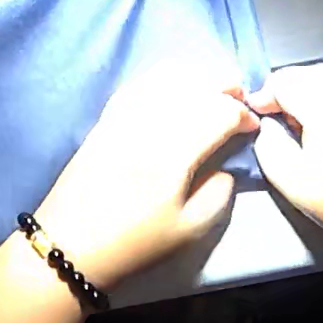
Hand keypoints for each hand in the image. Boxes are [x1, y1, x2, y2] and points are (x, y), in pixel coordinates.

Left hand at [32, 68, 259, 288]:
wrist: (70, 245)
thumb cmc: (134, 242)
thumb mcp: (190, 230)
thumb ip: (218, 193)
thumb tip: (225, 166)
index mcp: (175, 152)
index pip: (221, 112)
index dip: (243, 115)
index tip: (252, 128)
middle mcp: (150, 123)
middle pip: (197, 86)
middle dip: (226, 87)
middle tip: (240, 100)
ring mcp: (124, 116)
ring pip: (168, 77)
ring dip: (197, 79)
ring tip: (211, 92)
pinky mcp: (106, 119)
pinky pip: (139, 84)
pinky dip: (164, 79)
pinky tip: (174, 90)